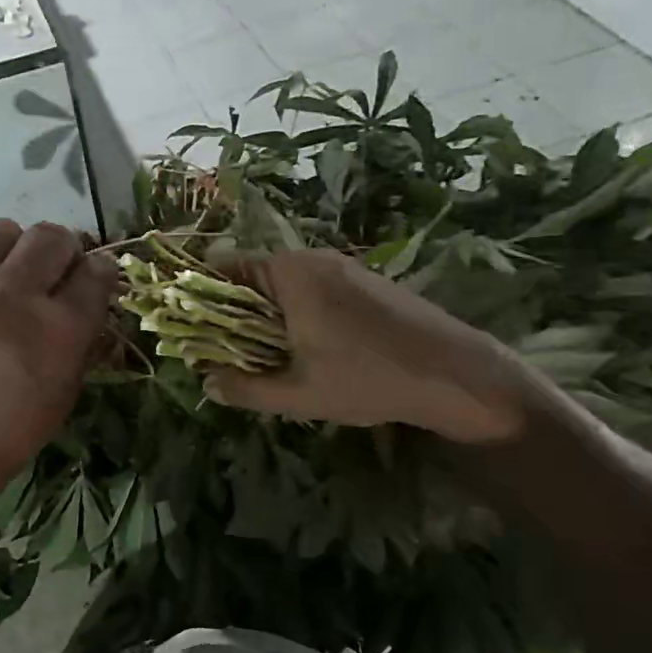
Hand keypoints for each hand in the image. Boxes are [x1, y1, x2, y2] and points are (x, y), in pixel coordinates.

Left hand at [0, 219, 115, 513]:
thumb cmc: (6, 436)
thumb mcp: (64, 396)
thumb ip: (83, 343)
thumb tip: (90, 306)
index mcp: (58, 329)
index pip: (96, 273)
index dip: (101, 274)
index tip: (95, 282)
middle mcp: (13, 295)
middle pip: (52, 237)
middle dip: (64, 252)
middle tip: (55, 276)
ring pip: (2, 229)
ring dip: (15, 248)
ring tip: (8, 274)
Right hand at [203, 249, 536, 443]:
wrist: (458, 375)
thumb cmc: (370, 379)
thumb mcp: (299, 394)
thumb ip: (245, 389)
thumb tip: (206, 382)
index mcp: (289, 274)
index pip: (223, 268)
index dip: (201, 298)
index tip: (193, 332)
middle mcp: (313, 259)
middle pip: (252, 277)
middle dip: (234, 314)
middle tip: (229, 355)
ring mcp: (343, 267)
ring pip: (283, 285)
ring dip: (266, 318)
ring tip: (267, 359)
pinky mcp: (364, 281)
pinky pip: (311, 290)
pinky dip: (295, 314)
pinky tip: (309, 350)